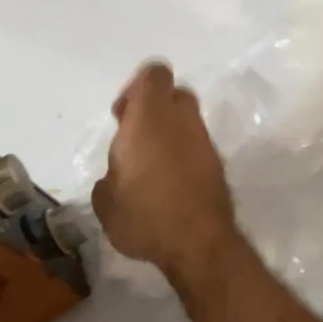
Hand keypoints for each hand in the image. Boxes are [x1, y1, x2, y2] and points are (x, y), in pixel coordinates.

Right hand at [92, 62, 240, 284]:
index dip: (135, 90)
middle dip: (153, 110)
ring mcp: (204, 144)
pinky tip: (169, 189)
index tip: (121, 119)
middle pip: (173, 95)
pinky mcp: (217, 167)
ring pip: (186, 123)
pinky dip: (183, 159)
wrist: (198, 245)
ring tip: (150, 171)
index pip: (152, 76)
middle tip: (134, 142)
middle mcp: (181, 122)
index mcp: (149, 120)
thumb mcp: (106, 206)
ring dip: (168, 137)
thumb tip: (114, 179)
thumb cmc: (145, 219)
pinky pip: (196, 149)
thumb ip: (107, 182)